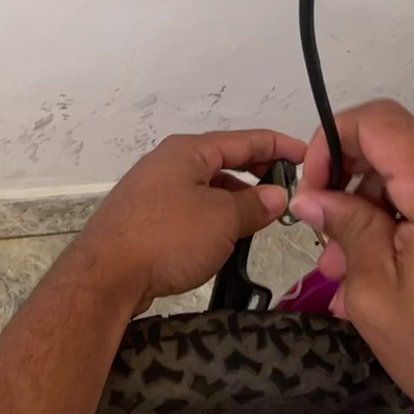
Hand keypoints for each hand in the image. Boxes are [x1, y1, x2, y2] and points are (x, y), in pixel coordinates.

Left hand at [66, 129, 306, 317]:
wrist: (106, 274)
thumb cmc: (167, 237)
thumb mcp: (221, 220)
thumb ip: (253, 205)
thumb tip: (276, 195)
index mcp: (187, 151)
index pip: (242, 140)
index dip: (277, 145)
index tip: (307, 154)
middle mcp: (168, 162)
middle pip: (222, 160)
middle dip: (257, 172)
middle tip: (289, 188)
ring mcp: (153, 189)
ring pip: (206, 186)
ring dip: (235, 197)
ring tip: (263, 216)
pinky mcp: (145, 217)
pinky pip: (190, 206)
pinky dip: (213, 214)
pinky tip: (226, 236)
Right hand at [289, 101, 413, 413]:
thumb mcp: (378, 298)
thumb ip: (347, 229)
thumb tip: (313, 197)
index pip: (377, 120)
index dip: (332, 140)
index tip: (314, 190)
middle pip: (400, 144)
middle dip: (353, 179)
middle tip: (330, 237)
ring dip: (382, 205)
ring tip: (355, 267)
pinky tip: (398, 274)